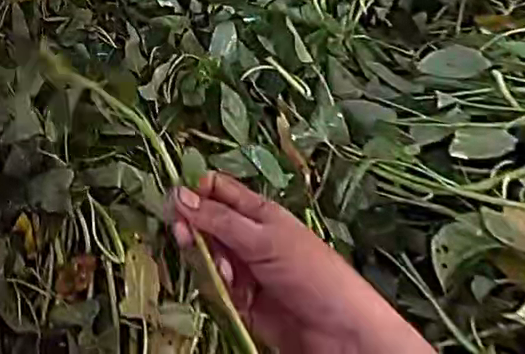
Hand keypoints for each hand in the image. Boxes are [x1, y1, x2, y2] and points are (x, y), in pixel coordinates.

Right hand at [171, 173, 430, 353]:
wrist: (349, 341)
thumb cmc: (315, 277)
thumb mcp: (264, 240)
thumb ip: (218, 218)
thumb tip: (175, 192)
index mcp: (255, 211)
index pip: (212, 187)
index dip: (193, 190)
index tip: (178, 202)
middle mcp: (245, 234)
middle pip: (201, 218)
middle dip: (190, 226)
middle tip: (185, 236)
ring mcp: (242, 265)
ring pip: (204, 249)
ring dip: (205, 257)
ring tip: (221, 272)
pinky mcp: (241, 295)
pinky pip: (212, 281)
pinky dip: (213, 283)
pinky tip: (229, 289)